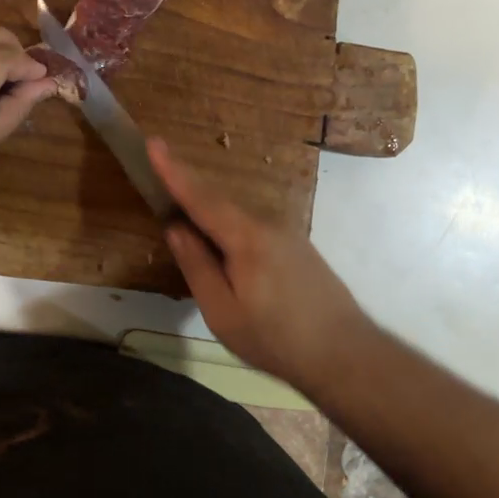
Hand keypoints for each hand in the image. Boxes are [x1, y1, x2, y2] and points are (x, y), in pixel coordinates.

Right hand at [149, 139, 376, 386]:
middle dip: (187, 191)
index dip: (173, 171)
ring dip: (209, 215)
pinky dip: (229, 230)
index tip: (152, 142)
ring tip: (184, 223)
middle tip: (158, 180)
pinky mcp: (298, 248)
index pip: (201, 197)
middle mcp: (268, 224)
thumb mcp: (223, 312)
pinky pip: (252, 229)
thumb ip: (197, 266)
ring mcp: (287, 234)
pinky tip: (223, 252)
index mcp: (246, 237)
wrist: (346, 355)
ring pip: (237, 218)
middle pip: (218, 203)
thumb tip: (175, 227)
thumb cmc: (277, 339)